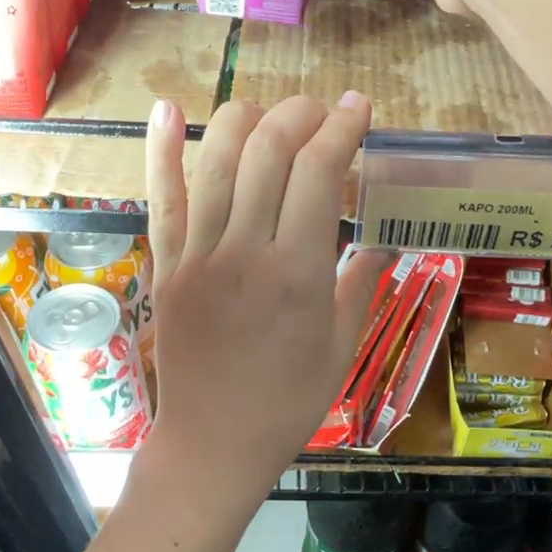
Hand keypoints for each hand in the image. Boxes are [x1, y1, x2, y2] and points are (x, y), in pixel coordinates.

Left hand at [143, 95, 391, 486]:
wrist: (214, 443)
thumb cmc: (288, 403)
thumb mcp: (341, 348)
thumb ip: (363, 284)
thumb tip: (390, 239)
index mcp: (300, 275)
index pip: (320, 173)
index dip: (343, 129)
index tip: (359, 110)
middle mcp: (247, 253)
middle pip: (269, 152)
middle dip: (301, 114)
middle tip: (321, 113)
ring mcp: (199, 256)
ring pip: (216, 162)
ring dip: (245, 118)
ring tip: (269, 111)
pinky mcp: (166, 266)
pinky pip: (162, 200)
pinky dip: (161, 151)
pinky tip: (167, 108)